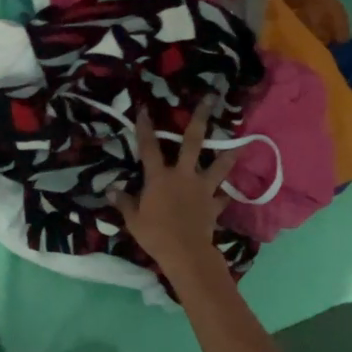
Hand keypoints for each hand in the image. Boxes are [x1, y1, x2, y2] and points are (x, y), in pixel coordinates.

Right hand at [111, 101, 238, 278]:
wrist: (185, 253)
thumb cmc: (155, 234)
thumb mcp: (132, 219)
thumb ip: (124, 201)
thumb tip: (111, 189)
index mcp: (159, 177)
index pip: (149, 147)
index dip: (144, 127)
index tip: (143, 108)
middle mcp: (183, 176)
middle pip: (193, 142)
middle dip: (201, 119)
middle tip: (212, 99)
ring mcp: (202, 189)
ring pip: (218, 166)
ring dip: (229, 153)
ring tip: (241, 142)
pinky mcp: (214, 205)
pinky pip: (222, 197)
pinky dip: (224, 195)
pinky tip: (228, 193)